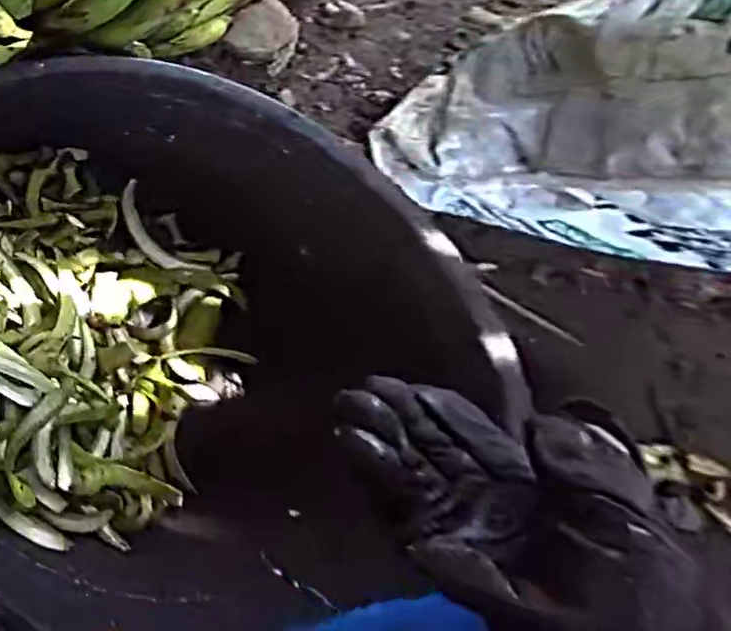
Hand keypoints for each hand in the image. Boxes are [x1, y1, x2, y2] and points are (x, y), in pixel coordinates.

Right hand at [334, 377, 710, 630]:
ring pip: (399, 462)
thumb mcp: (628, 524)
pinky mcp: (420, 538)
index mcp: (532, 492)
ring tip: (354, 403)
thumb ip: (587, 468)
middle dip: (397, 411)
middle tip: (372, 385)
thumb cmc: (628, 595)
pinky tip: (353, 437)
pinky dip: (366, 464)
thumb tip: (546, 420)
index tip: (416, 387)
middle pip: (429, 443)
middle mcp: (483, 500)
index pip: (476, 436)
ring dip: (373, 429)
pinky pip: (386, 496)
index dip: (445, 409)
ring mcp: (449, 519)